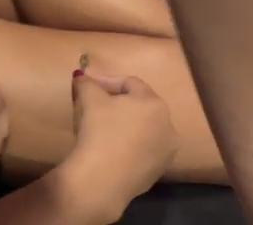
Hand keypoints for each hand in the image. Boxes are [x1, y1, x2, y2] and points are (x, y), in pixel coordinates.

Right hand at [58, 69, 178, 222]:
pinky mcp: (160, 169)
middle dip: (117, 101)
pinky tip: (112, 145)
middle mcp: (168, 125)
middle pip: (140, 104)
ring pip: (144, 126)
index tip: (87, 86)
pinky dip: (130, 141)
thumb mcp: (88, 96)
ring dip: (125, 121)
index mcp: (154, 103)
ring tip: (103, 125)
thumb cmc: (101, 128)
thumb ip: (86, 82)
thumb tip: (83, 77)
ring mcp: (167, 150)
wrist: (107, 175)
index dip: (106, 80)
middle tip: (95, 103)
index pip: (129, 82)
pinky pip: (144, 146)